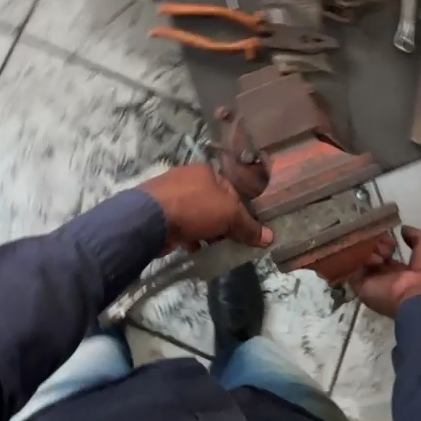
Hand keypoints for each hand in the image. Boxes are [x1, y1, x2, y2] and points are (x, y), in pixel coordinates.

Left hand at [140, 165, 272, 252]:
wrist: (150, 219)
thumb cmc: (195, 208)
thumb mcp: (229, 216)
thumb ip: (249, 227)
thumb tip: (270, 237)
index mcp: (206, 171)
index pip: (231, 191)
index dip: (240, 211)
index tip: (244, 231)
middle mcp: (187, 177)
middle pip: (213, 203)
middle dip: (221, 222)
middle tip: (227, 241)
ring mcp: (170, 193)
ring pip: (196, 214)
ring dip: (205, 231)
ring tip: (211, 247)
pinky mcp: (158, 211)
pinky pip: (180, 224)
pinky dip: (188, 235)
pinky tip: (192, 249)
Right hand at [350, 226, 420, 316]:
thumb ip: (415, 235)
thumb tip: (403, 229)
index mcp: (404, 271)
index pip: (387, 253)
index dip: (385, 241)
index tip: (387, 235)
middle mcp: (387, 277)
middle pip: (372, 255)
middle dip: (375, 244)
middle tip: (383, 243)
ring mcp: (374, 283)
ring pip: (361, 260)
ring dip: (369, 251)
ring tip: (381, 253)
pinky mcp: (362, 288)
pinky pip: (353, 271)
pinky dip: (359, 261)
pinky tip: (374, 259)